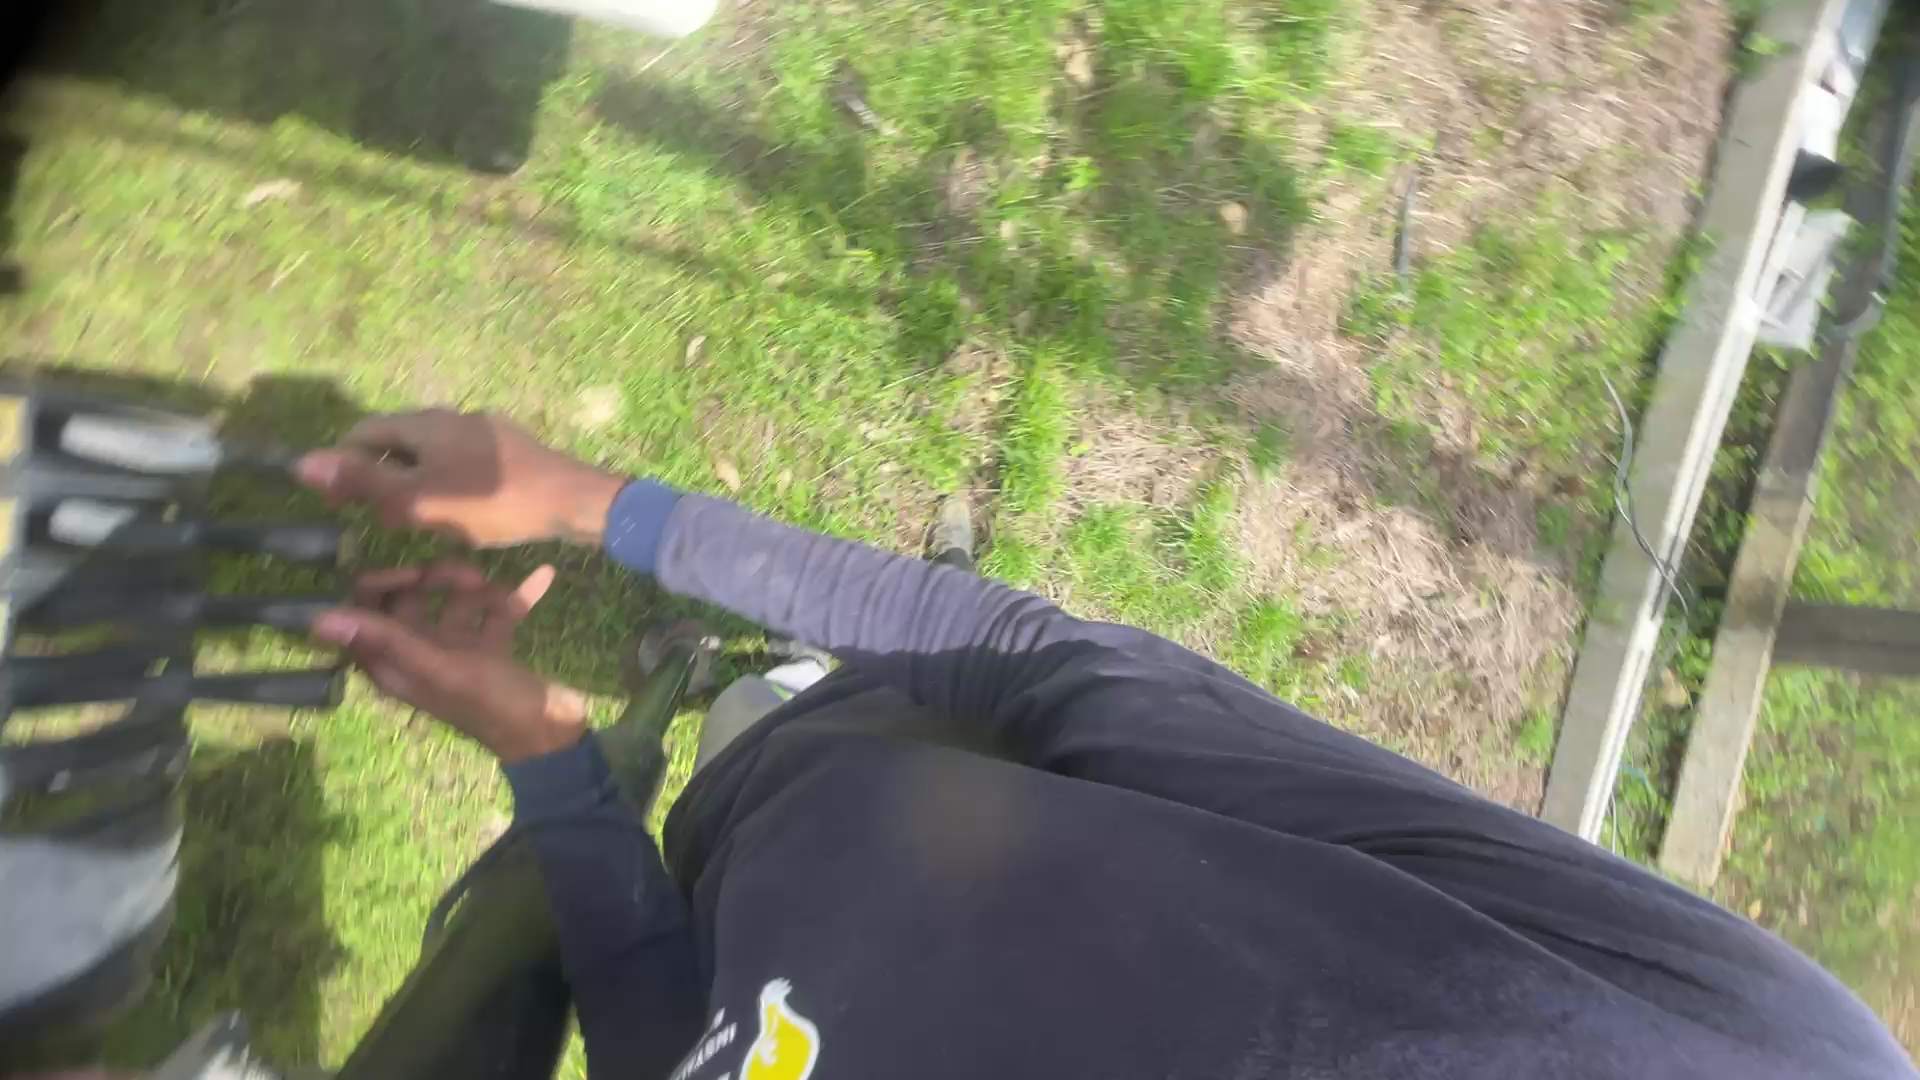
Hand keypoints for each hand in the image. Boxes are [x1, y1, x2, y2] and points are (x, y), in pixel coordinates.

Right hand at [294, 410, 626, 547]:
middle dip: (385, 478)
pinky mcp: (520, 452)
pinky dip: (457, 487)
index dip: (343, 467)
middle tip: (384, 517)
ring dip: (422, 485)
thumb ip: (364, 482)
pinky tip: (468, 515)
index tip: (339, 505)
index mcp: (428, 423)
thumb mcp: (420, 499)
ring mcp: (493, 433)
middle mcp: (458, 418)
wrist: (574, 501)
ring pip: (439, 456)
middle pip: (402, 444)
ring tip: (423, 521)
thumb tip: (302, 463)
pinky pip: (473, 466)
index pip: (364, 434)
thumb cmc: (494, 502)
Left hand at [311, 560, 588, 763]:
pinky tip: (543, 576)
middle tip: (470, 578)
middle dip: (439, 582)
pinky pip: (498, 614)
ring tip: (503, 589)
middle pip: (412, 602)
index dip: (381, 587)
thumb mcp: (441, 670)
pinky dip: (519, 595)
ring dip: (482, 589)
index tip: (415, 573)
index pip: (366, 614)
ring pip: (456, 604)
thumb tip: (316, 619)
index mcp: (394, 663)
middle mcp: (418, 654)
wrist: (548, 730)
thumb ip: (388, 641)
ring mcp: (457, 651)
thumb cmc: (491, 702)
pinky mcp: (491, 649)